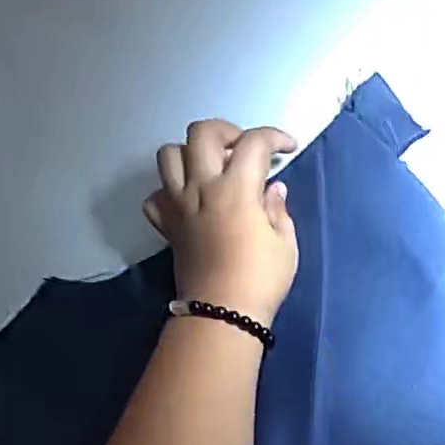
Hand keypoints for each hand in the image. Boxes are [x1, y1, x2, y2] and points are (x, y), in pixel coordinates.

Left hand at [143, 120, 298, 326]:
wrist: (223, 313)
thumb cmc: (262, 281)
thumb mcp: (285, 245)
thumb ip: (277, 210)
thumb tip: (272, 189)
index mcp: (236, 189)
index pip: (254, 144)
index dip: (274, 137)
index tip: (288, 146)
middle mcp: (202, 188)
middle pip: (202, 133)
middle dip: (227, 132)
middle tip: (244, 149)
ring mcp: (179, 205)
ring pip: (170, 155)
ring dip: (192, 153)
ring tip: (212, 169)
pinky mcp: (167, 226)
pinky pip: (156, 195)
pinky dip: (170, 191)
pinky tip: (188, 201)